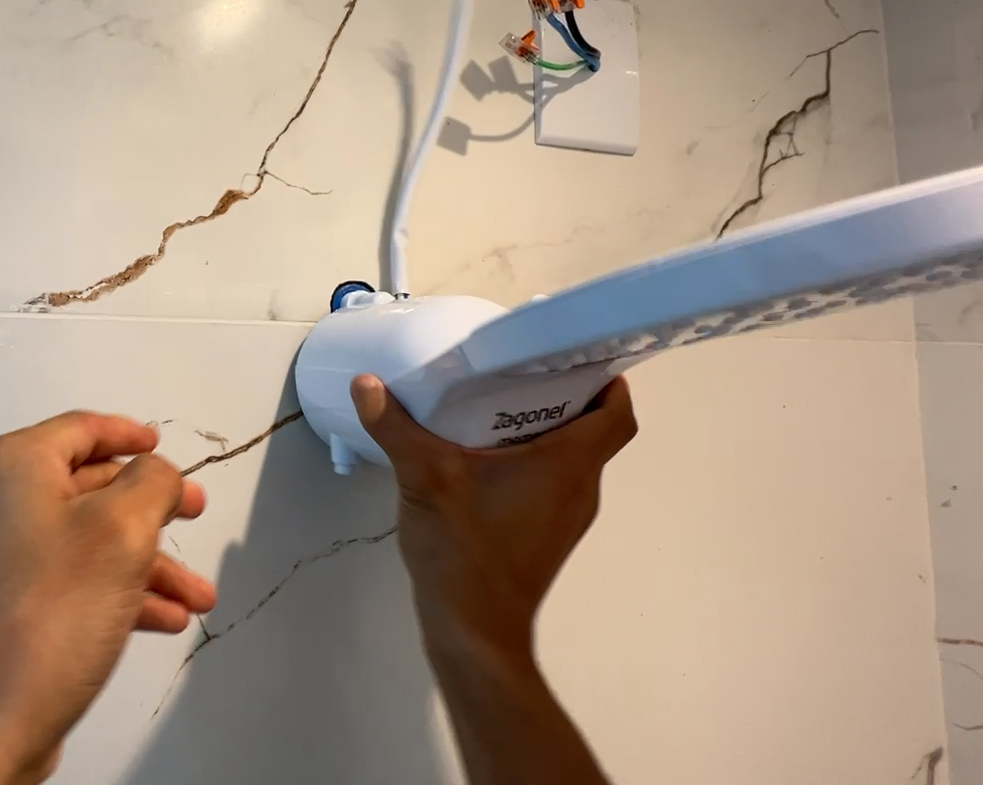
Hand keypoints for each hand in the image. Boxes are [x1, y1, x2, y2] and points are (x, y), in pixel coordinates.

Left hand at [0, 412, 214, 784]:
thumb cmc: (50, 612)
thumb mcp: (120, 531)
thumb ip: (152, 483)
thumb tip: (156, 470)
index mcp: (15, 465)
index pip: (81, 428)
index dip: (127, 432)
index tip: (160, 444)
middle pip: (88, 486)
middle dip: (150, 506)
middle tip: (195, 515)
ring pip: (85, 541)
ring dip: (146, 562)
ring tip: (197, 595)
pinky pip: (68, 580)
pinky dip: (116, 592)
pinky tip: (162, 619)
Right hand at [352, 376, 635, 784]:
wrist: (472, 630)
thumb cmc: (464, 550)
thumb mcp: (423, 476)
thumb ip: (394, 426)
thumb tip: (365, 383)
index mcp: (567, 466)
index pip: (616, 415)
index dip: (607, 380)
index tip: (573, 354)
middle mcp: (578, 488)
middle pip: (590, 430)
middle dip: (558, 393)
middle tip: (511, 367)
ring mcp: (563, 515)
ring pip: (568, 455)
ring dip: (539, 426)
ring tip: (488, 402)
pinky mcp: (542, 532)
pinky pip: (547, 479)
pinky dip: (524, 455)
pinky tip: (475, 453)